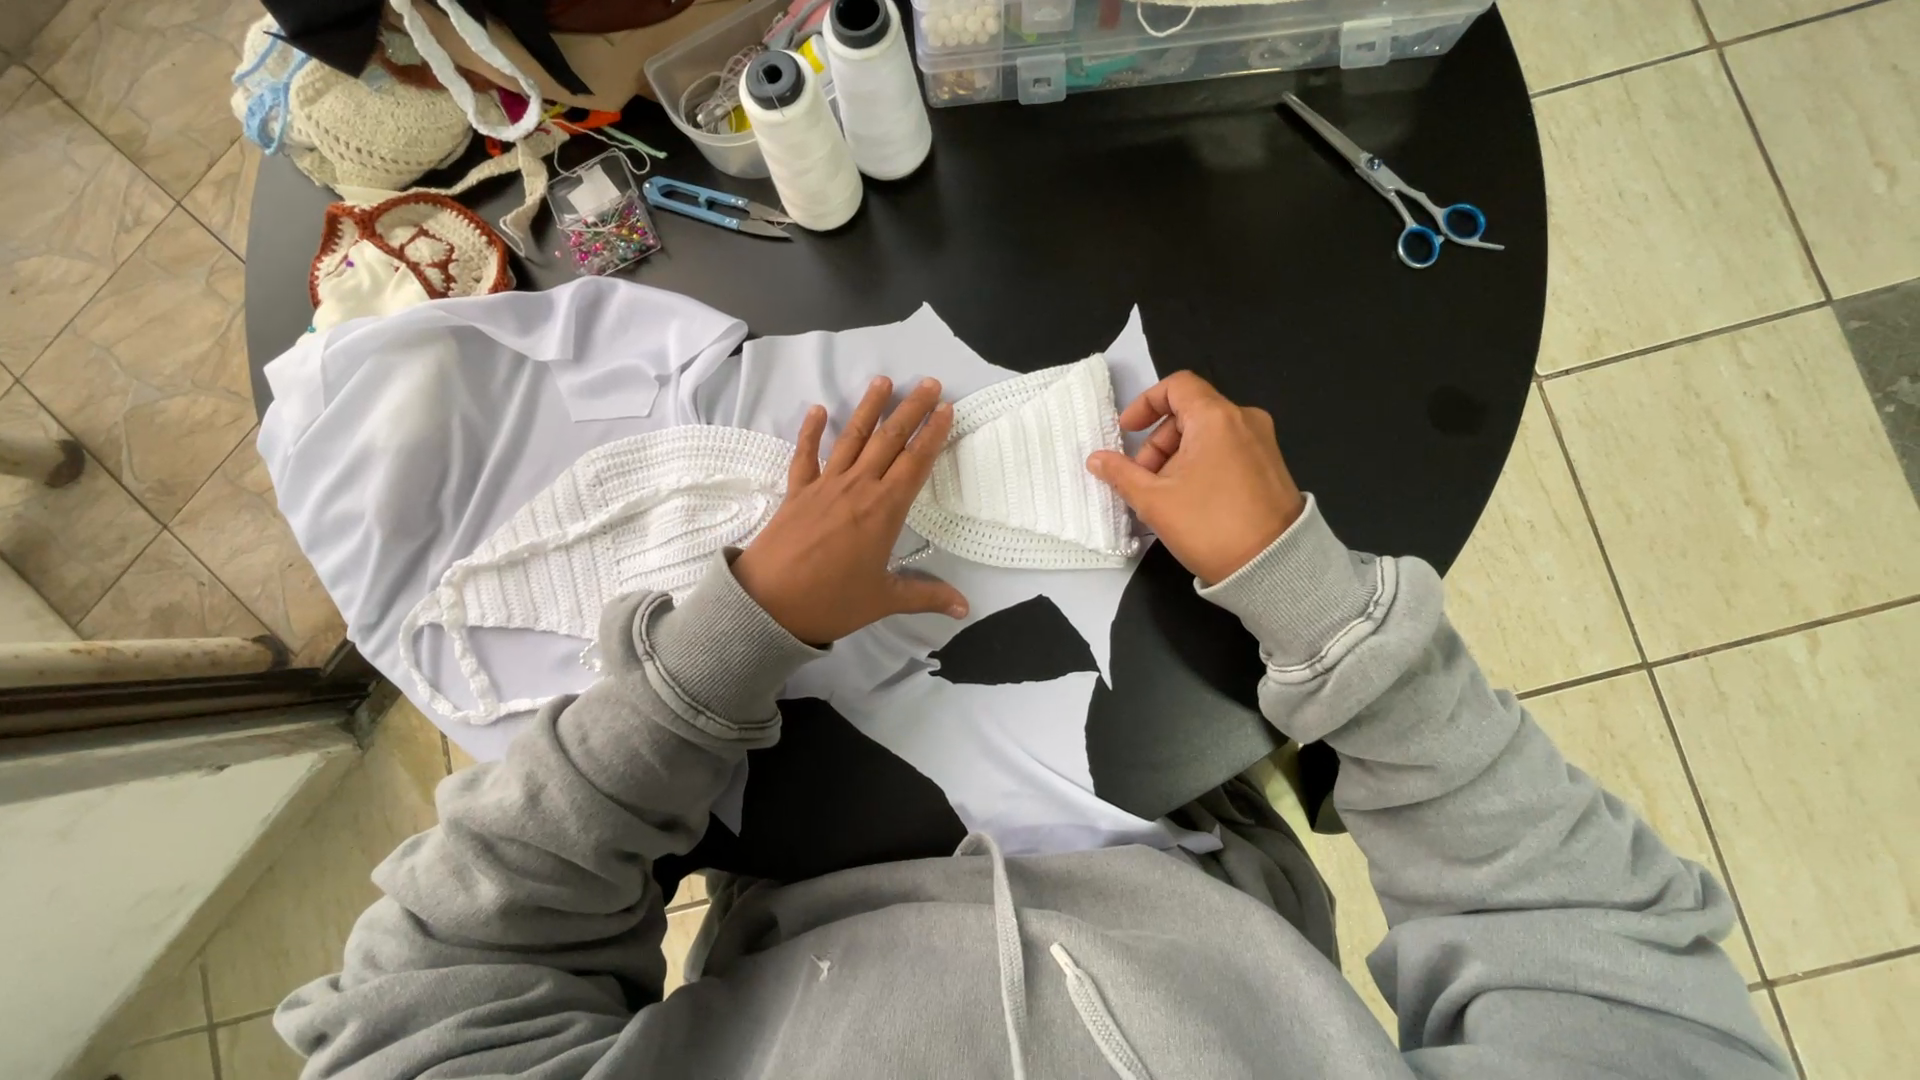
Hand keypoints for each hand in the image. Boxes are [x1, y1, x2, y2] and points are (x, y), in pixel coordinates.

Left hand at [733, 376, 968, 644]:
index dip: (933, 433)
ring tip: (883, 380)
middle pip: (889, 440)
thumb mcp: (884, 600)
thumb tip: (966, 607)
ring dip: (868, 408)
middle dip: (911, 409)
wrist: (768, 603)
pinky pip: (805, 455)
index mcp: (884, 510)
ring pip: (851, 438)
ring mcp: (824, 486)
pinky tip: (817, 409)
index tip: (947, 408)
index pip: (916, 462)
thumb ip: (926, 596)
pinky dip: (810, 431)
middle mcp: (858, 488)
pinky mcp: (796, 492)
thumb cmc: (832, 601)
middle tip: (929, 383)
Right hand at [1086, 371, 1304, 584]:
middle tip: (1142, 478)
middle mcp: (1245, 420)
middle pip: (1190, 413)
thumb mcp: (1154, 501)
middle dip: (1158, 442)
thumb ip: (1121, 474)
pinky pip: (1227, 451)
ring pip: (1207, 434)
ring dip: (1176, 457)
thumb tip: (1096, 459)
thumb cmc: (1209, 525)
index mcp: (1217, 417)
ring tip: (1164, 496)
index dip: (1145, 403)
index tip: (1126, 431)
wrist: (1275, 566)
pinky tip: (1188, 500)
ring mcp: (1262, 443)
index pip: (1177, 385)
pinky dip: (1201, 465)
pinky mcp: (1271, 466)